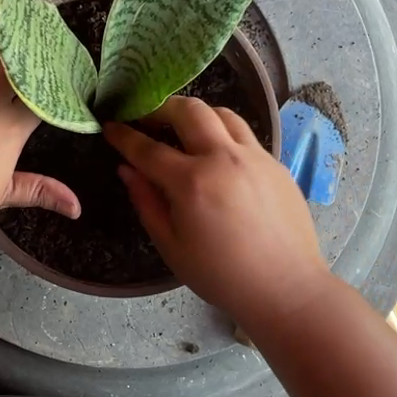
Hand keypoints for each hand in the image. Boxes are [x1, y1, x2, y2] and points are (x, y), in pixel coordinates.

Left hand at [0, 0, 78, 235]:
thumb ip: (39, 191)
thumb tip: (75, 207)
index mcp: (11, 125)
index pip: (44, 94)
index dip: (58, 80)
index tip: (71, 70)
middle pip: (22, 61)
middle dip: (41, 44)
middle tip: (56, 28)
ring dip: (12, 24)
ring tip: (30, 7)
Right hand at [104, 97, 334, 325]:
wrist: (286, 288)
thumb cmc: (221, 275)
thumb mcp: (171, 245)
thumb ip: (146, 202)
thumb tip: (127, 170)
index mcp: (192, 183)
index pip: (148, 149)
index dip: (124, 136)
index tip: (110, 127)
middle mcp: (224, 158)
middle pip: (188, 111)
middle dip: (161, 108)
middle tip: (147, 119)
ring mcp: (255, 157)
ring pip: (222, 114)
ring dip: (196, 114)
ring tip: (183, 128)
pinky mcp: (275, 164)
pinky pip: (244, 135)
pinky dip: (223, 134)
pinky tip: (215, 154)